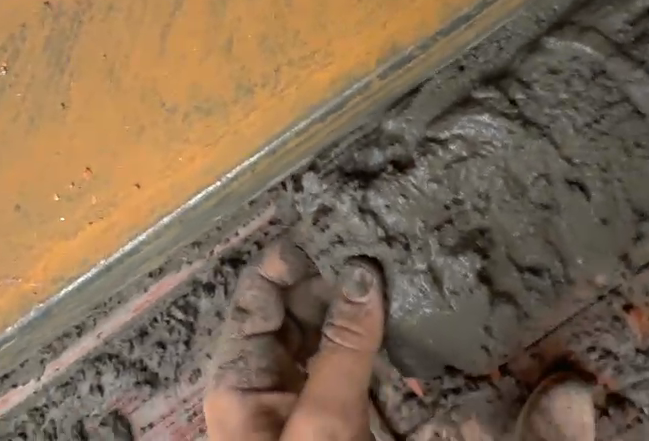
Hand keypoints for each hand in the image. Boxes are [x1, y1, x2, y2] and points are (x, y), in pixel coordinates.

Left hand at [205, 241, 386, 440]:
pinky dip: (380, 346)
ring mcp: (306, 399)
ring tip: (398, 273)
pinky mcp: (340, 420)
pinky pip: (357, 367)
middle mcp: (271, 379)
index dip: (293, 258)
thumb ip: (344, 347)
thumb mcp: (321, 422)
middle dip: (337, 279)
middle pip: (300, 309)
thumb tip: (364, 269)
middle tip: (381, 251)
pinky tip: (407, 323)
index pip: (258, 293)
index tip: (336, 227)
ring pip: (332, 333)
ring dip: (363, 309)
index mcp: (240, 376)